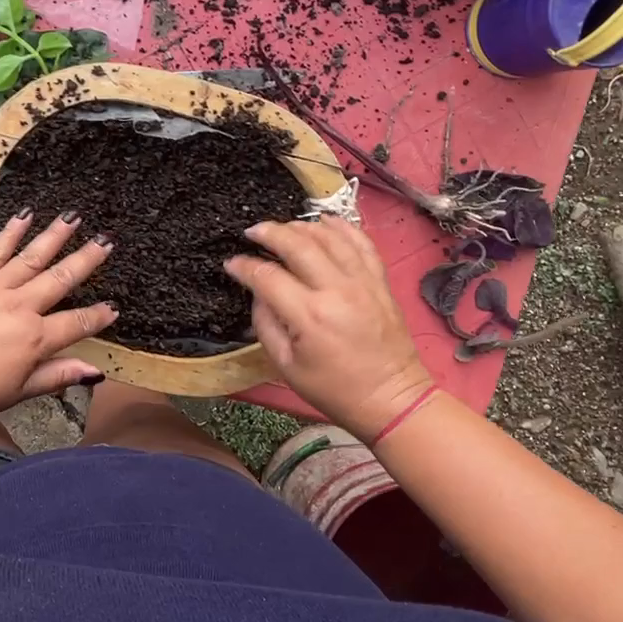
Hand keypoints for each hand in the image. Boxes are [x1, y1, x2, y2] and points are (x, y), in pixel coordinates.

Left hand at [0, 210, 117, 422]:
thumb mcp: (19, 392)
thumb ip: (57, 376)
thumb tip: (95, 372)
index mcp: (34, 339)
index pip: (77, 323)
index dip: (98, 316)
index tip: (114, 307)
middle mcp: (19, 308)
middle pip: (61, 279)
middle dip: (87, 260)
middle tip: (106, 241)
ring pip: (32, 258)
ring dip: (55, 235)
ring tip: (73, 217)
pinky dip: (11, 233)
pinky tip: (24, 216)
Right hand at [223, 215, 432, 440]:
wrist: (392, 400)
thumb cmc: (334, 389)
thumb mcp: (285, 365)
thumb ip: (265, 323)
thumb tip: (258, 292)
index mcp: (310, 315)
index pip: (267, 277)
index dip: (244, 266)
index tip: (230, 264)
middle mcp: (338, 291)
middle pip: (298, 245)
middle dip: (269, 233)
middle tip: (252, 232)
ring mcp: (364, 283)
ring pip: (330, 237)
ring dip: (302, 226)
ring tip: (283, 227)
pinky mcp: (381, 283)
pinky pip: (362, 244)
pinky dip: (343, 228)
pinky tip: (325, 222)